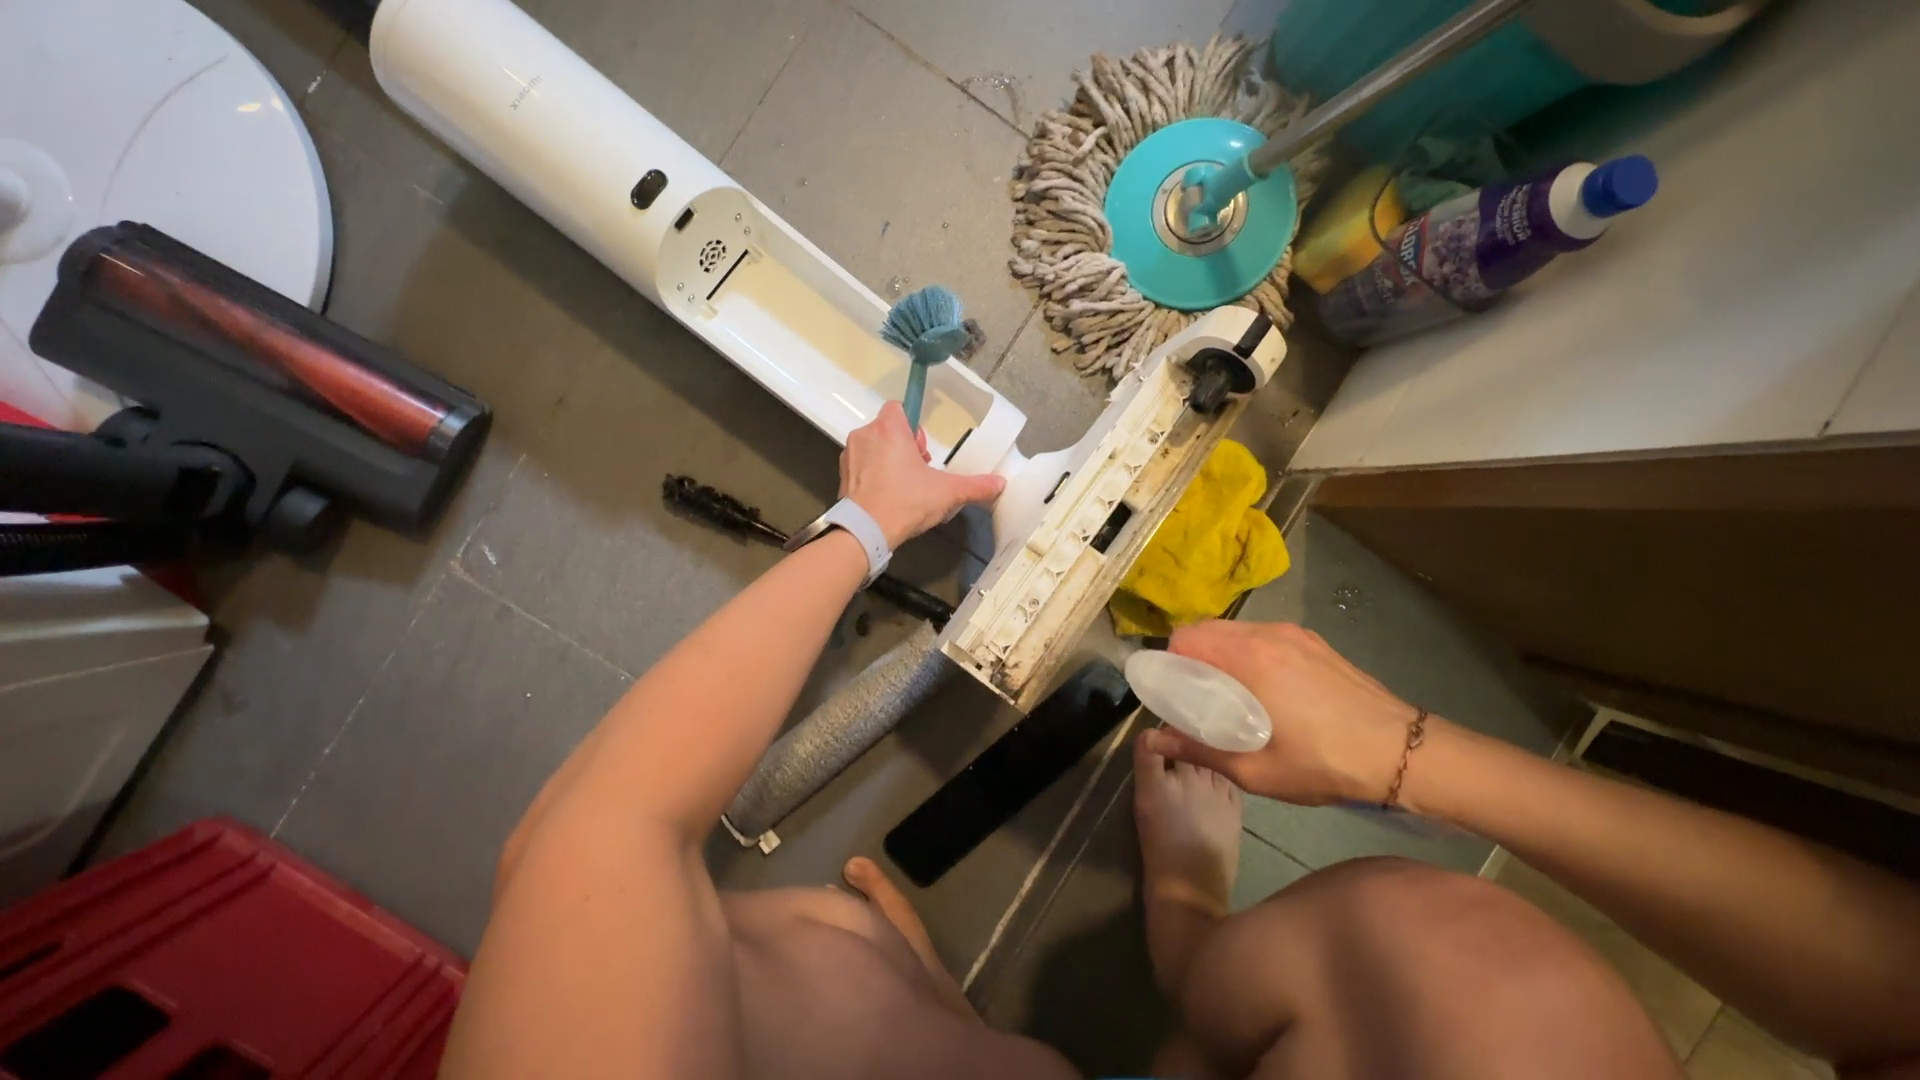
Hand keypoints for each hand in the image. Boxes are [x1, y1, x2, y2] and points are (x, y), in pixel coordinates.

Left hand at [841, 402, 1004, 548]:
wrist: (865, 531)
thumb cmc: (906, 502)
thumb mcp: (947, 493)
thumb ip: (975, 486)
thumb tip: (1000, 483)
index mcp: (889, 429)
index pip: (898, 408)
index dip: (912, 426)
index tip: (921, 450)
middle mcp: (865, 435)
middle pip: (887, 429)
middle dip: (903, 446)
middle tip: (917, 471)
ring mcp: (849, 455)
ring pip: (872, 447)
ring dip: (887, 459)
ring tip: (902, 486)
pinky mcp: (841, 475)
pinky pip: (860, 467)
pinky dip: (871, 476)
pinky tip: (885, 497)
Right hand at [1137, 620, 1423, 805]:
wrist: (1405, 754)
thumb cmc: (1325, 764)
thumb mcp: (1255, 770)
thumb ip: (1198, 750)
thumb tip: (1152, 740)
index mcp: (1250, 658)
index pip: (1186, 637)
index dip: (1169, 662)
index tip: (1172, 693)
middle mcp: (1269, 634)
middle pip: (1208, 629)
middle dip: (1191, 658)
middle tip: (1195, 699)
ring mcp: (1297, 635)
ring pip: (1237, 631)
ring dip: (1221, 655)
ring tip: (1228, 696)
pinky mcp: (1317, 643)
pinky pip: (1265, 637)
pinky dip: (1249, 654)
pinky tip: (1263, 691)